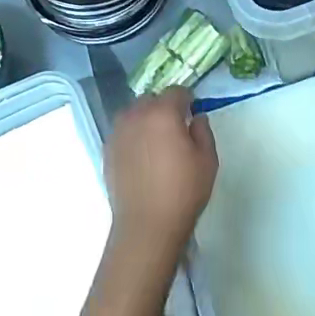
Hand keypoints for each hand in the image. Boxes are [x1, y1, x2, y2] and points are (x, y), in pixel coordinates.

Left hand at [103, 87, 216, 263]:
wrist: (146, 224)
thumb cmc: (183, 192)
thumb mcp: (207, 161)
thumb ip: (203, 131)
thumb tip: (196, 117)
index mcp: (162, 112)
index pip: (176, 91)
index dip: (187, 100)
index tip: (192, 113)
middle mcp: (136, 115)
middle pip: (151, 99)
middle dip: (164, 107)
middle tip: (175, 129)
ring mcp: (118, 131)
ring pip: (133, 113)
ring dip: (145, 119)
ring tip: (156, 143)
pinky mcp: (107, 148)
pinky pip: (122, 131)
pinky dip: (132, 135)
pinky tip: (141, 156)